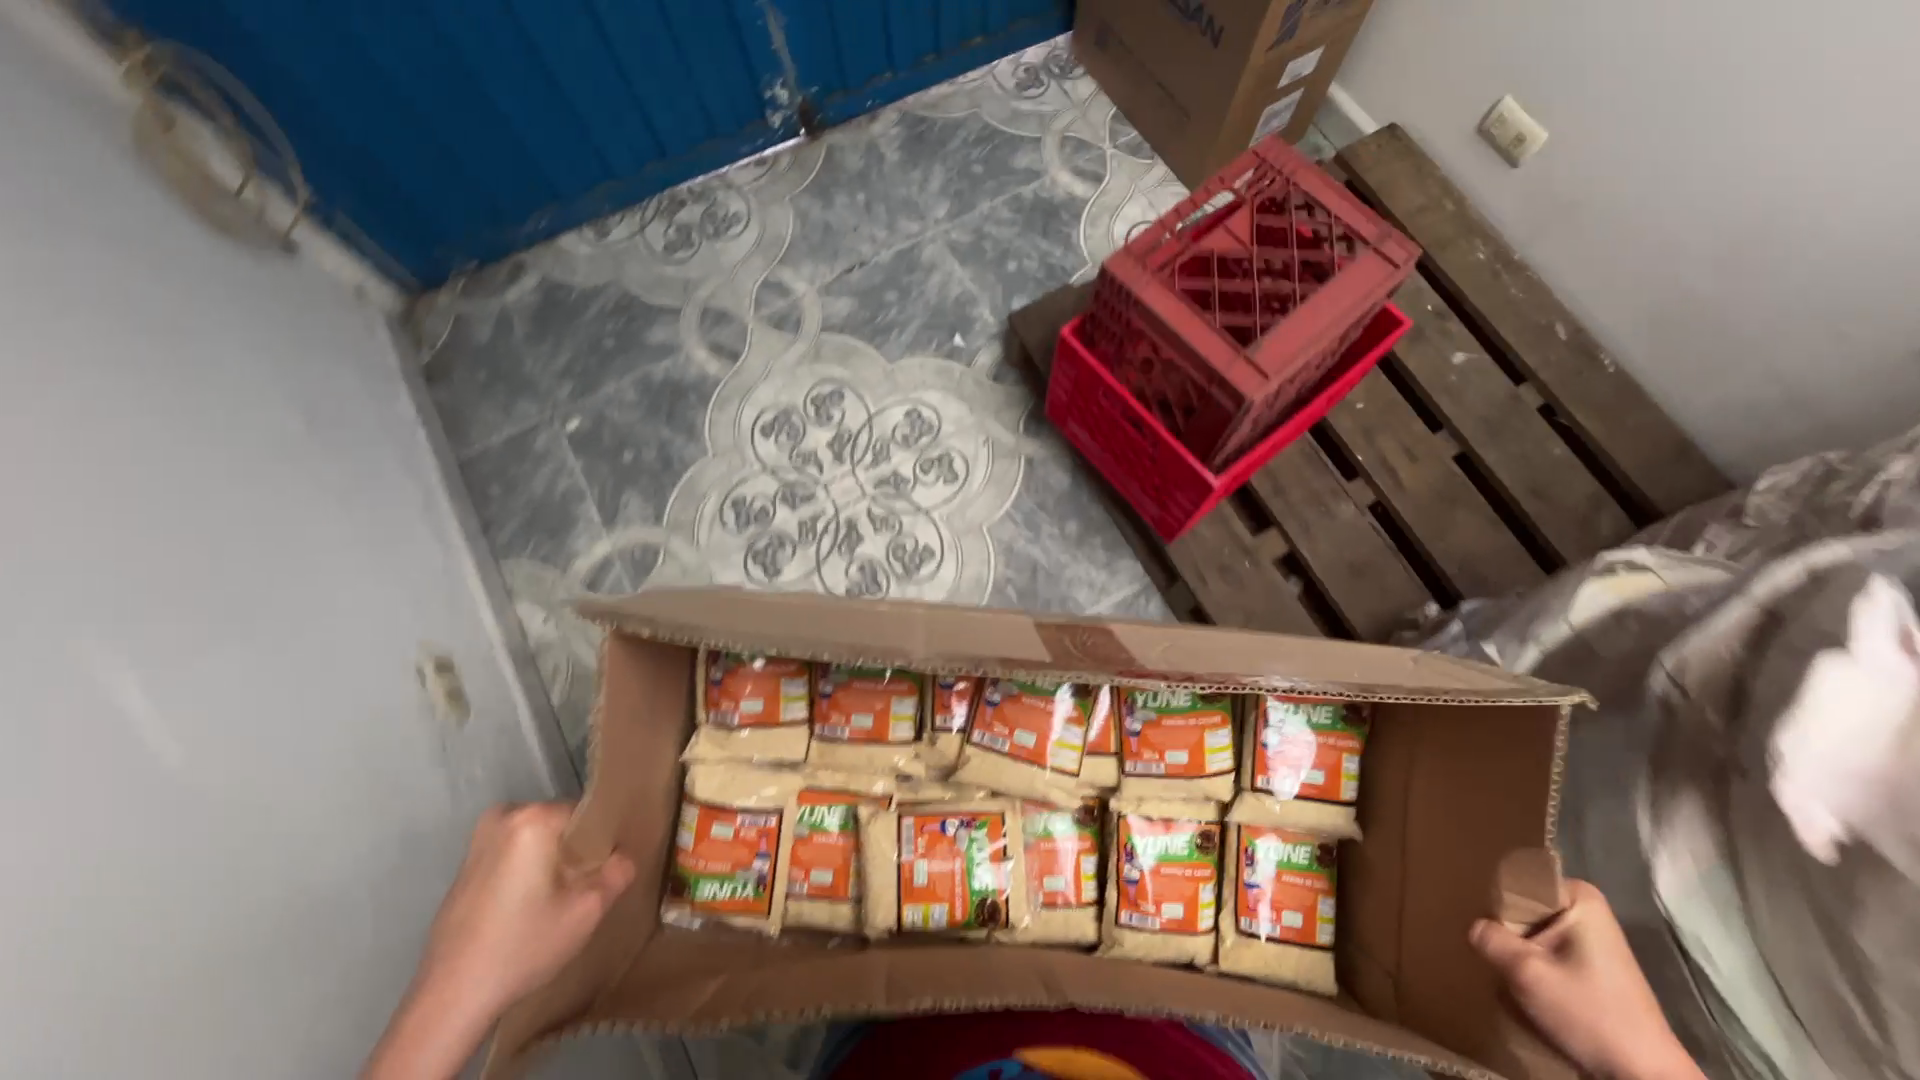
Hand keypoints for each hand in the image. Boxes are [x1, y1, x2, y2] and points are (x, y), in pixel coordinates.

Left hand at [363, 803, 635, 1078]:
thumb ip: (619, 871)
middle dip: (578, 852)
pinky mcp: (465, 867)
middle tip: (585, 891)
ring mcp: (478, 841)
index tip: (607, 872)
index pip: (587, 814)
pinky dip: (529, 873)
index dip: (604, 842)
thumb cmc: (523, 945)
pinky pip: (514, 855)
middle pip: (561, 825)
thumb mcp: (588, 910)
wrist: (452, 995)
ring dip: (553, 864)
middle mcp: (502, 818)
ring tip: (560, 903)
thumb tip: (622, 856)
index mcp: (532, 819)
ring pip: (538, 841)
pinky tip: (530, 910)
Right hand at [1470, 880, 1702, 1079]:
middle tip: (1477, 943)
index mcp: (1579, 897)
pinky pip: (1544, 950)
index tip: (1466, 913)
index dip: (1489, 896)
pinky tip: (1515, 980)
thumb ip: (1489, 939)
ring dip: (1512, 947)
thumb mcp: (1526, 973)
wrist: (1642, 1074)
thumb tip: (1471, 925)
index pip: (1516, 881)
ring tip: (1492, 962)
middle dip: (1500, 924)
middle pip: (1523, 906)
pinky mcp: (1589, 966)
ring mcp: (1590, 939)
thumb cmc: (1589, 1014)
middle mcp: (1587, 910)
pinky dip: (1527, 963)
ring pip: (1531, 931)